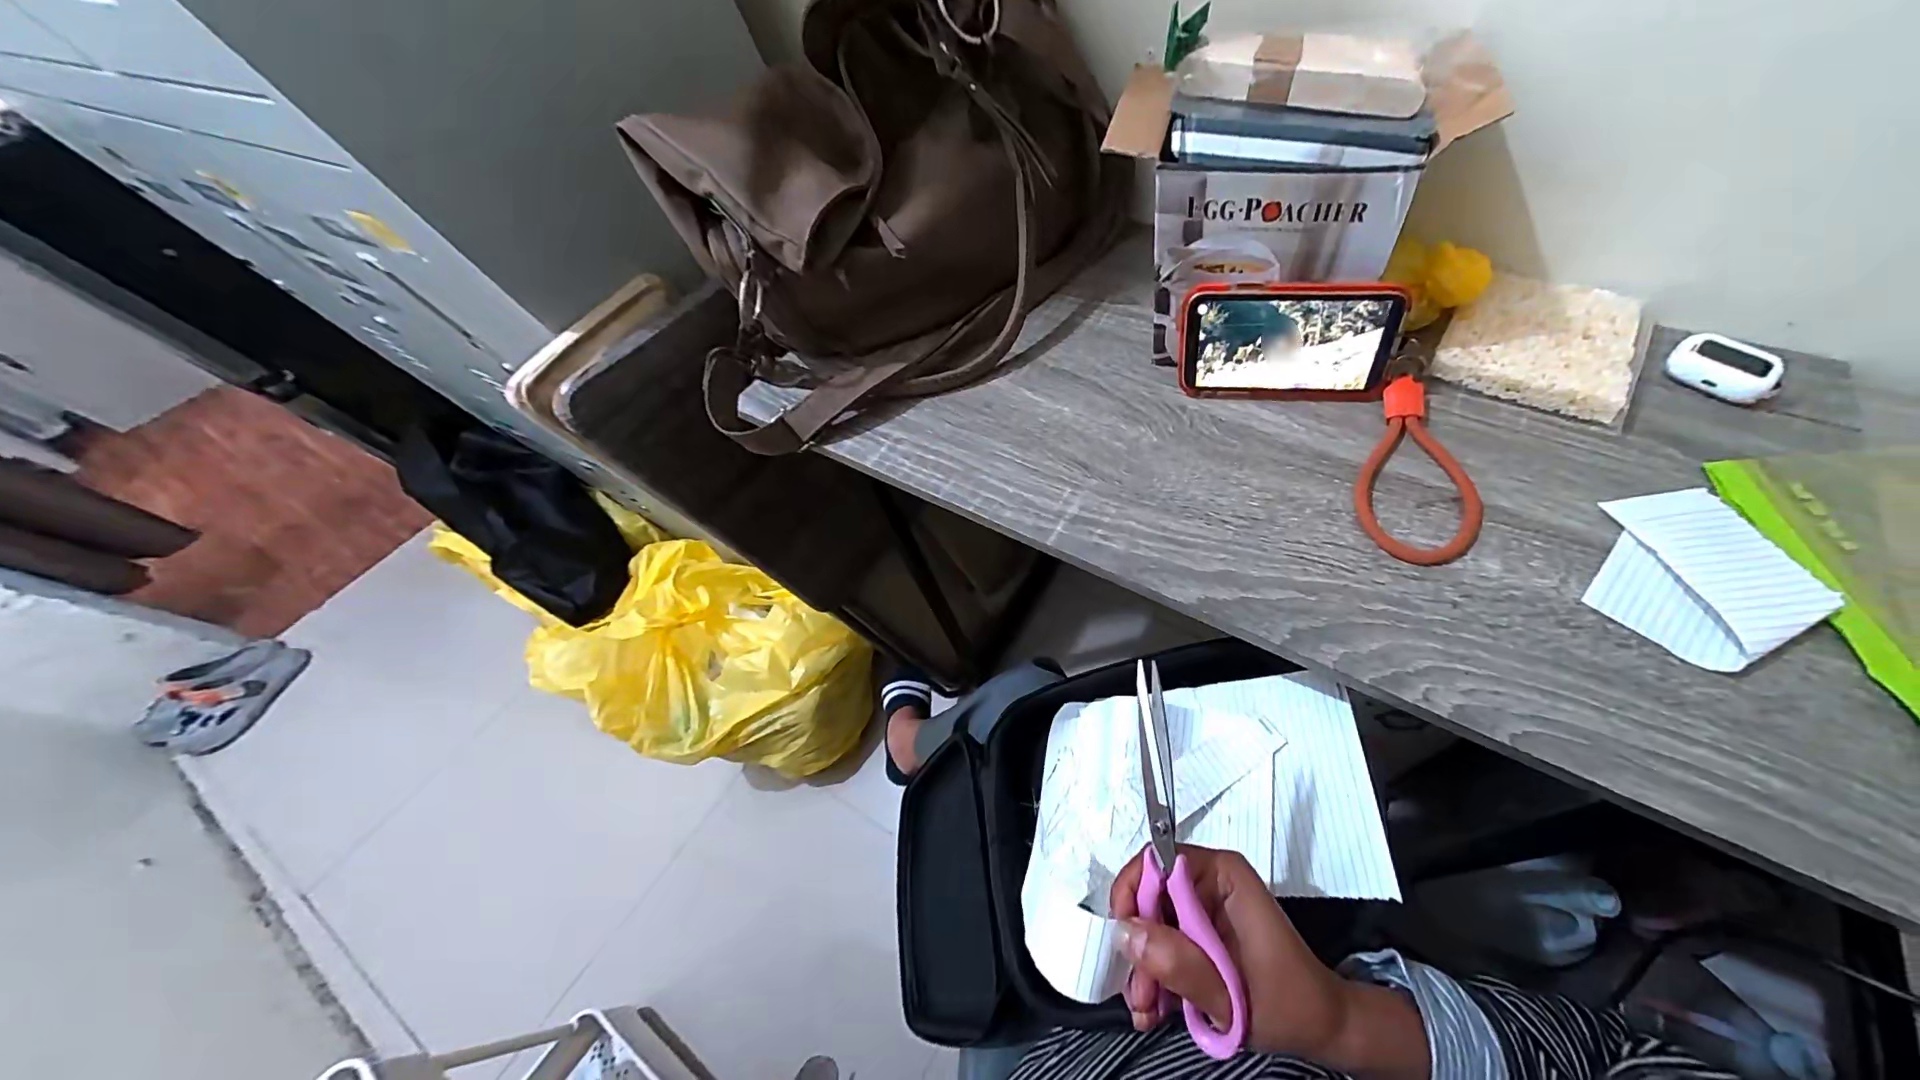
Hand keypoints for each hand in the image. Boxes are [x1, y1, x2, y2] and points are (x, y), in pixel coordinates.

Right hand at [1111, 845, 1428, 1078]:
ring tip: (1148, 1011)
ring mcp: (1203, 905)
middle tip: (1140, 995)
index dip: (1133, 893)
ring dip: (1144, 967)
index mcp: (1221, 875)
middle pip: (1149, 895)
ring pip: (1151, 922)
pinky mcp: (1200, 930)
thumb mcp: (1230, 994)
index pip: (1156, 860)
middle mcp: (1208, 881)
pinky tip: (1157, 1008)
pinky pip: (1163, 940)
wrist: (1324, 1031)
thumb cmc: (1290, 1005)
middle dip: (1138, 946)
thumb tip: (1125, 933)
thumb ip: (1177, 962)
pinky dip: (1156, 973)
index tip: (1124, 939)